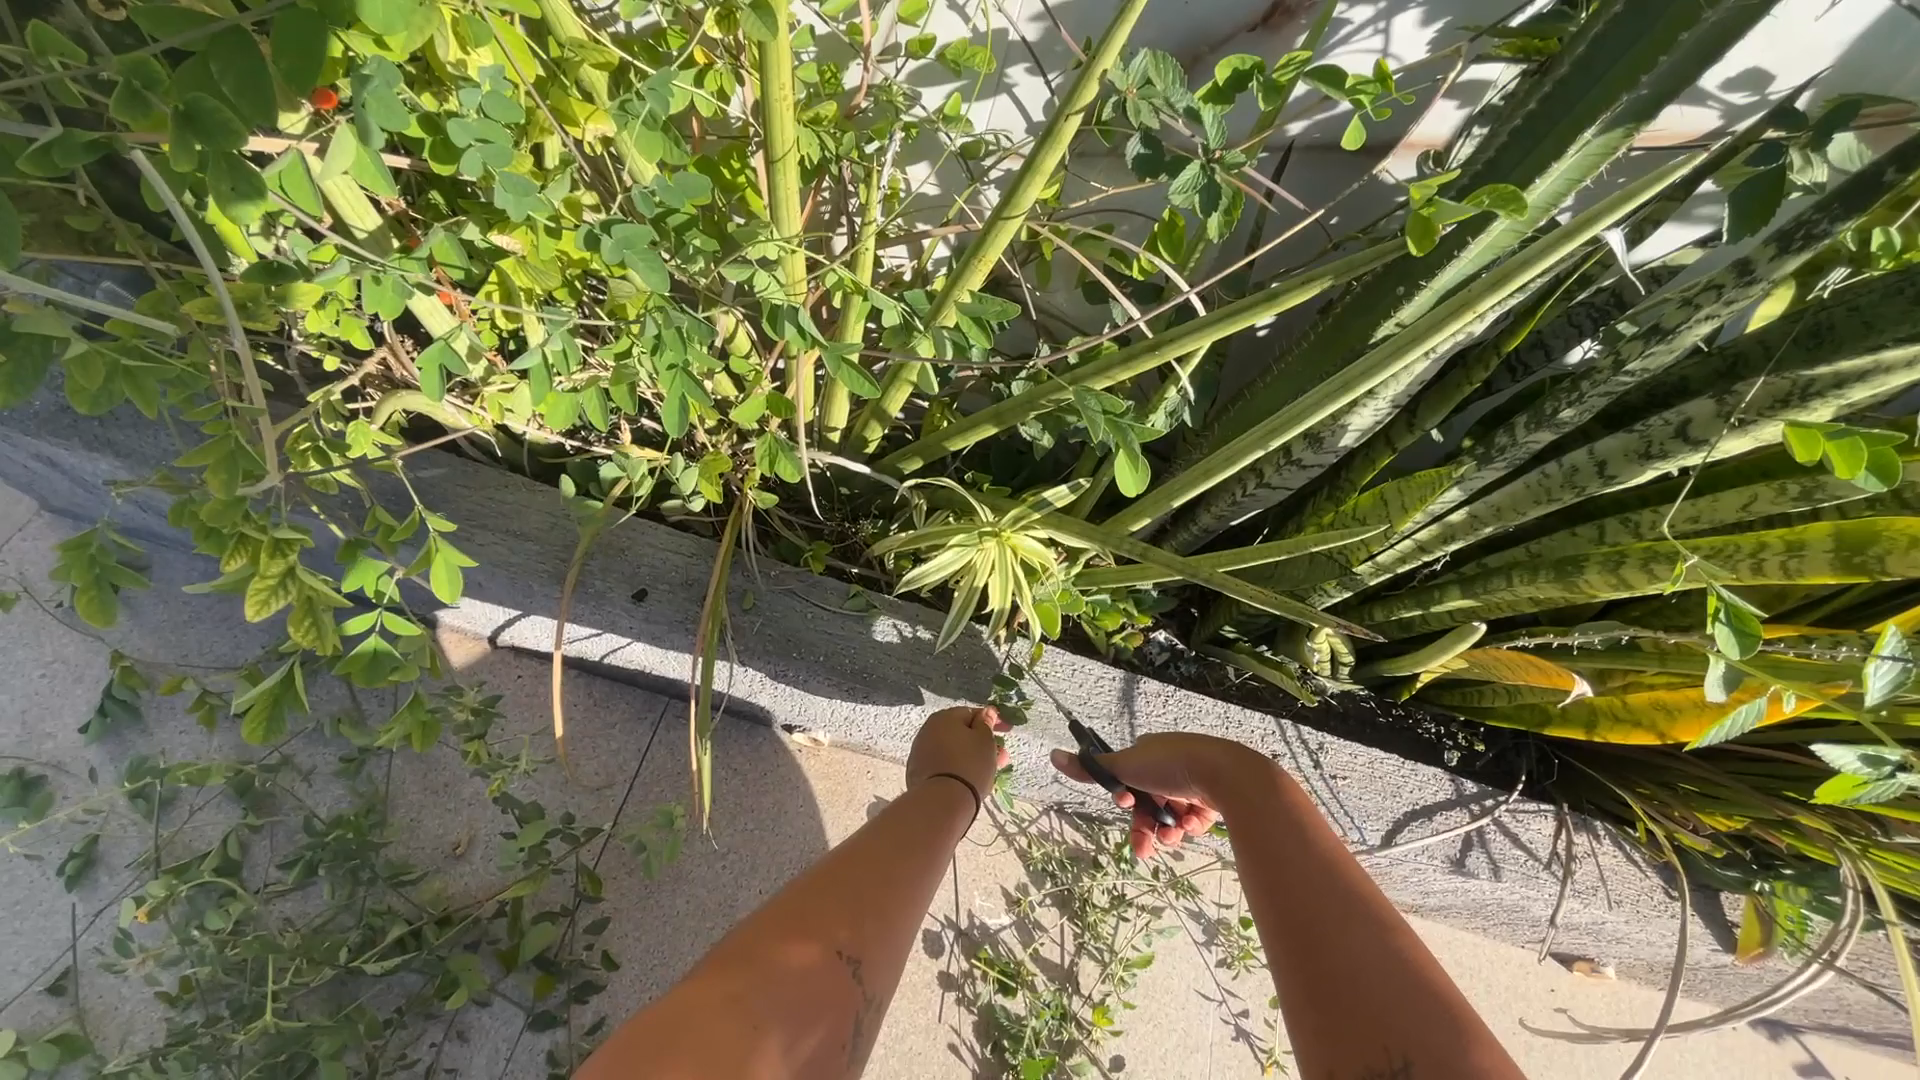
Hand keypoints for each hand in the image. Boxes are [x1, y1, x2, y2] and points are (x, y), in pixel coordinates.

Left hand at [906, 705, 1010, 801]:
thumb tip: (986, 712)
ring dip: (972, 756)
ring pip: (953, 750)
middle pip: (960, 733)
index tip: (1005, 730)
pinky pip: (944, 765)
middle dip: (983, 742)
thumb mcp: (984, 741)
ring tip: (991, 770)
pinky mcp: (918, 773)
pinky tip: (971, 778)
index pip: (971, 713)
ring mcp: (920, 753)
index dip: (990, 720)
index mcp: (943, 718)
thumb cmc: (969, 764)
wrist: (941, 801)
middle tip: (1001, 755)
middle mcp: (928, 731)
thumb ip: (986, 724)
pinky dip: (958, 768)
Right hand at [1050, 732, 1260, 859]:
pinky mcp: (1215, 798)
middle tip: (1145, 846)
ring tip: (1174, 838)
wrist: (1226, 774)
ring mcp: (1194, 781)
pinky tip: (1193, 827)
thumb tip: (1053, 755)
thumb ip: (1092, 768)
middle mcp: (1172, 763)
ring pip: (1171, 815)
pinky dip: (1190, 827)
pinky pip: (1194, 819)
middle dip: (1145, 825)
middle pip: (1150, 803)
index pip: (1129, 781)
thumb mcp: (1126, 766)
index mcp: (1150, 751)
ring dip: (1167, 831)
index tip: (1127, 807)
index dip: (1126, 800)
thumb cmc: (1171, 766)